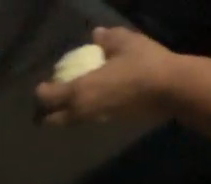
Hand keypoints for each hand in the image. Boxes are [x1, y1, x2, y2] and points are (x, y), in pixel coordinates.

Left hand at [36, 27, 179, 125]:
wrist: (169, 88)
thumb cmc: (145, 64)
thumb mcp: (128, 44)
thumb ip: (109, 39)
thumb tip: (97, 33)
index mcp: (78, 90)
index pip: (47, 97)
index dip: (41, 92)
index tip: (42, 86)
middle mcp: (78, 109)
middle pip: (51, 119)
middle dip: (46, 112)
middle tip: (51, 102)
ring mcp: (91, 119)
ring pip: (66, 123)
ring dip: (62, 116)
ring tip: (67, 105)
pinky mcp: (104, 123)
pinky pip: (84, 122)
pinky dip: (80, 116)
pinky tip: (89, 105)